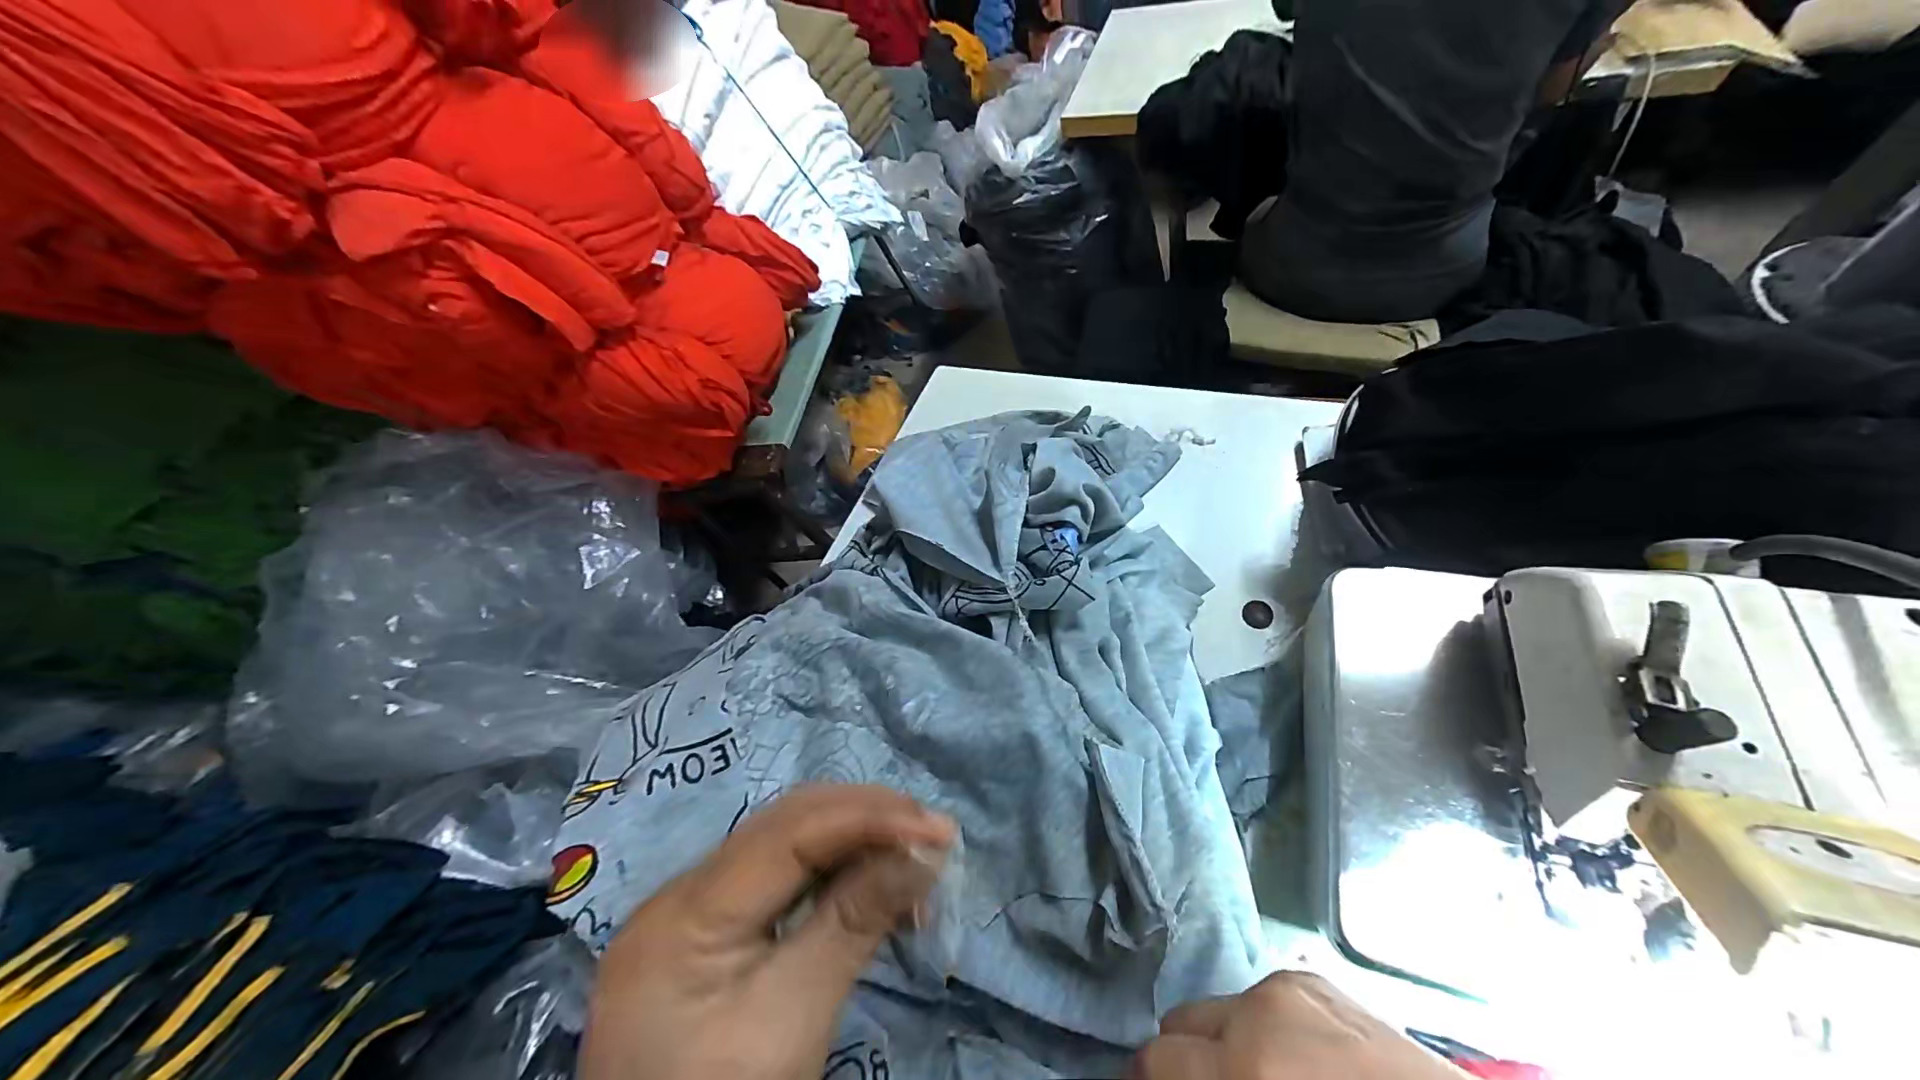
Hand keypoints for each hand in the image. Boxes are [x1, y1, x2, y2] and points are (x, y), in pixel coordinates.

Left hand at [580, 786, 955, 1079]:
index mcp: (686, 911)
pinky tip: (873, 891)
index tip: (937, 829)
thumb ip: (853, 923)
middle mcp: (682, 893)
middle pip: (785, 825)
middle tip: (933, 836)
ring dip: (854, 844)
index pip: (787, 834)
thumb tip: (924, 852)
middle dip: (865, 819)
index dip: (866, 817)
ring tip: (914, 864)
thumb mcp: (792, 1019)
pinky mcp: (708, 935)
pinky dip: (832, 876)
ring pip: (785, 845)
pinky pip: (778, 881)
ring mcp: (691, 912)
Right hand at [1133, 972, 1464, 1079]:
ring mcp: (1289, 985)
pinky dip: (1263, 1027)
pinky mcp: (1314, 978)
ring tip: (1263, 1075)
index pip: (1156, 1058)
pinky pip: (1261, 999)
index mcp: (1248, 1066)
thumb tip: (1170, 1077)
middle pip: (1177, 1020)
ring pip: (1220, 1007)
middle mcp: (1258, 1009)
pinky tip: (1297, 1059)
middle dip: (1183, 1058)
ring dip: (1225, 1041)